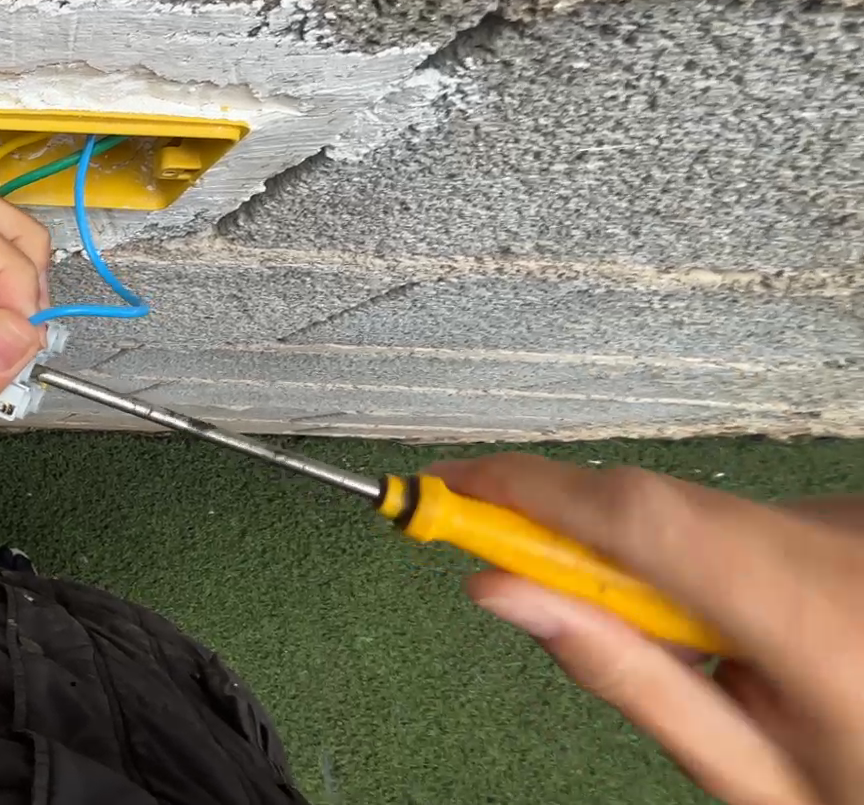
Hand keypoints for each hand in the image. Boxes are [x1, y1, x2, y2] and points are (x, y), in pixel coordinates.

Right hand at [427, 454, 863, 804]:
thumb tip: (497, 590)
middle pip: (646, 503)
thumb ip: (624, 677)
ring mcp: (850, 523)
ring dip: (632, 544)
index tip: (440, 488)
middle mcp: (838, 551)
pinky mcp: (847, 514)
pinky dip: (690, 545)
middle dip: (561, 526)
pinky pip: (729, 510)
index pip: (630, 517)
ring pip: (684, 505)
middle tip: (515, 570)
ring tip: (680, 631)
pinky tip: (732, 611)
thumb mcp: (756, 777)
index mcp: (818, 625)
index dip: (517, 487)